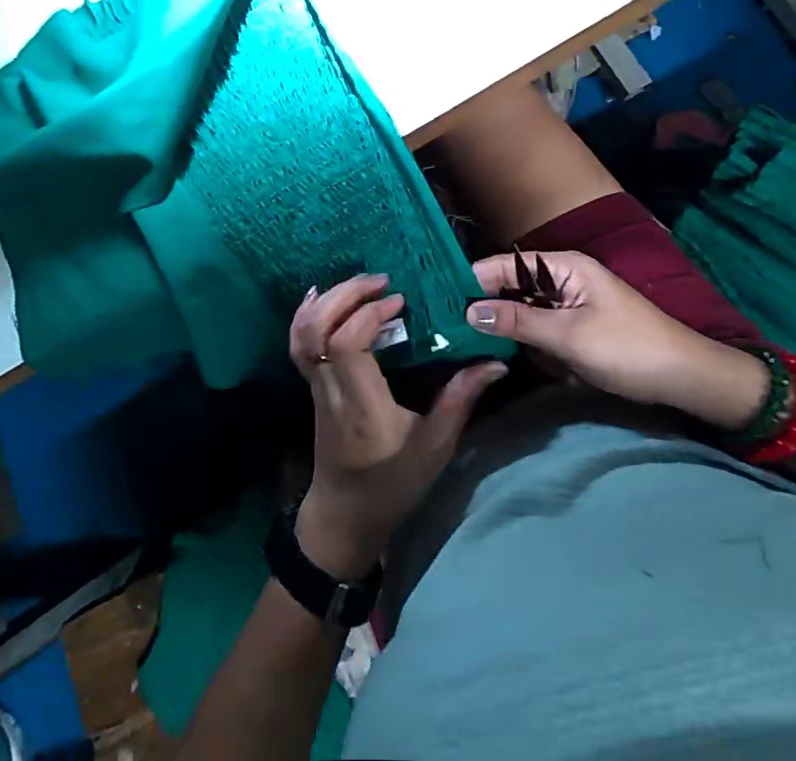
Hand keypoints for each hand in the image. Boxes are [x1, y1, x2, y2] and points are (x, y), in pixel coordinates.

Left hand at [288, 274, 507, 578]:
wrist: (344, 515)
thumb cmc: (393, 483)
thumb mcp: (436, 446)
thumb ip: (461, 400)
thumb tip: (496, 362)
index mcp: (361, 404)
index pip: (345, 344)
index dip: (367, 313)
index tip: (399, 301)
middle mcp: (330, 390)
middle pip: (315, 330)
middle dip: (344, 295)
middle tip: (382, 280)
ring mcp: (315, 389)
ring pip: (301, 334)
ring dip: (327, 300)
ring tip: (362, 284)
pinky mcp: (313, 388)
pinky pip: (298, 345)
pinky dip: (308, 316)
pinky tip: (324, 298)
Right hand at [464, 251, 768, 430]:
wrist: (682, 376)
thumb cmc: (627, 348)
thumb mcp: (568, 335)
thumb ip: (517, 321)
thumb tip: (468, 312)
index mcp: (563, 266)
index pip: (504, 265)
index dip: (472, 281)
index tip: (439, 304)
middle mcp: (563, 279)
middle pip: (511, 290)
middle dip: (493, 315)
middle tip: (459, 337)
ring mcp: (571, 306)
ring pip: (524, 317)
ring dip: (520, 339)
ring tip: (516, 357)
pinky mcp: (577, 330)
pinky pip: (544, 335)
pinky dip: (542, 351)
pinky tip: (554, 367)